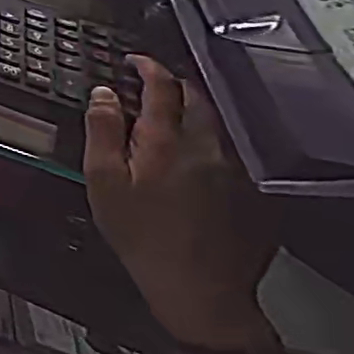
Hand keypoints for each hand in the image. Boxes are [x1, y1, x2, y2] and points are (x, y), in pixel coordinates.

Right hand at [84, 57, 279, 352]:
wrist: (199, 292)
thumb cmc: (141, 234)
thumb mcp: (103, 180)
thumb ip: (102, 130)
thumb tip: (105, 93)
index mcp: (167, 141)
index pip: (162, 85)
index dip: (147, 66)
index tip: (133, 61)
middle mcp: (206, 147)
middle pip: (197, 97)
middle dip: (173, 83)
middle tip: (150, 85)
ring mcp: (234, 170)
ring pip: (216, 123)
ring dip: (193, 109)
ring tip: (170, 115)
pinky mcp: (251, 193)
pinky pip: (230, 150)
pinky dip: (210, 138)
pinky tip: (193, 155)